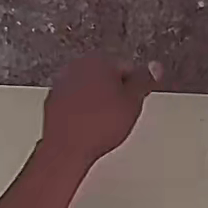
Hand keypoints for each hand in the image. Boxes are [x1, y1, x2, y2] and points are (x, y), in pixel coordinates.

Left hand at [41, 57, 160, 166]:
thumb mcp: (133, 102)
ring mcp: (62, 83)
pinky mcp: (52, 101)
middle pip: (106, 76)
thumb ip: (144, 81)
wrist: (67, 147)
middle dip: (115, 92)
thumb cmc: (97, 125)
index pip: (127, 67)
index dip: (135, 87)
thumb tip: (155, 67)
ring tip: (104, 122)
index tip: (135, 101)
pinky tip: (89, 125)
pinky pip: (74, 101)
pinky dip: (81, 110)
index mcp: (98, 60)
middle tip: (121, 113)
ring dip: (97, 101)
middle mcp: (76, 67)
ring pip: (89, 88)